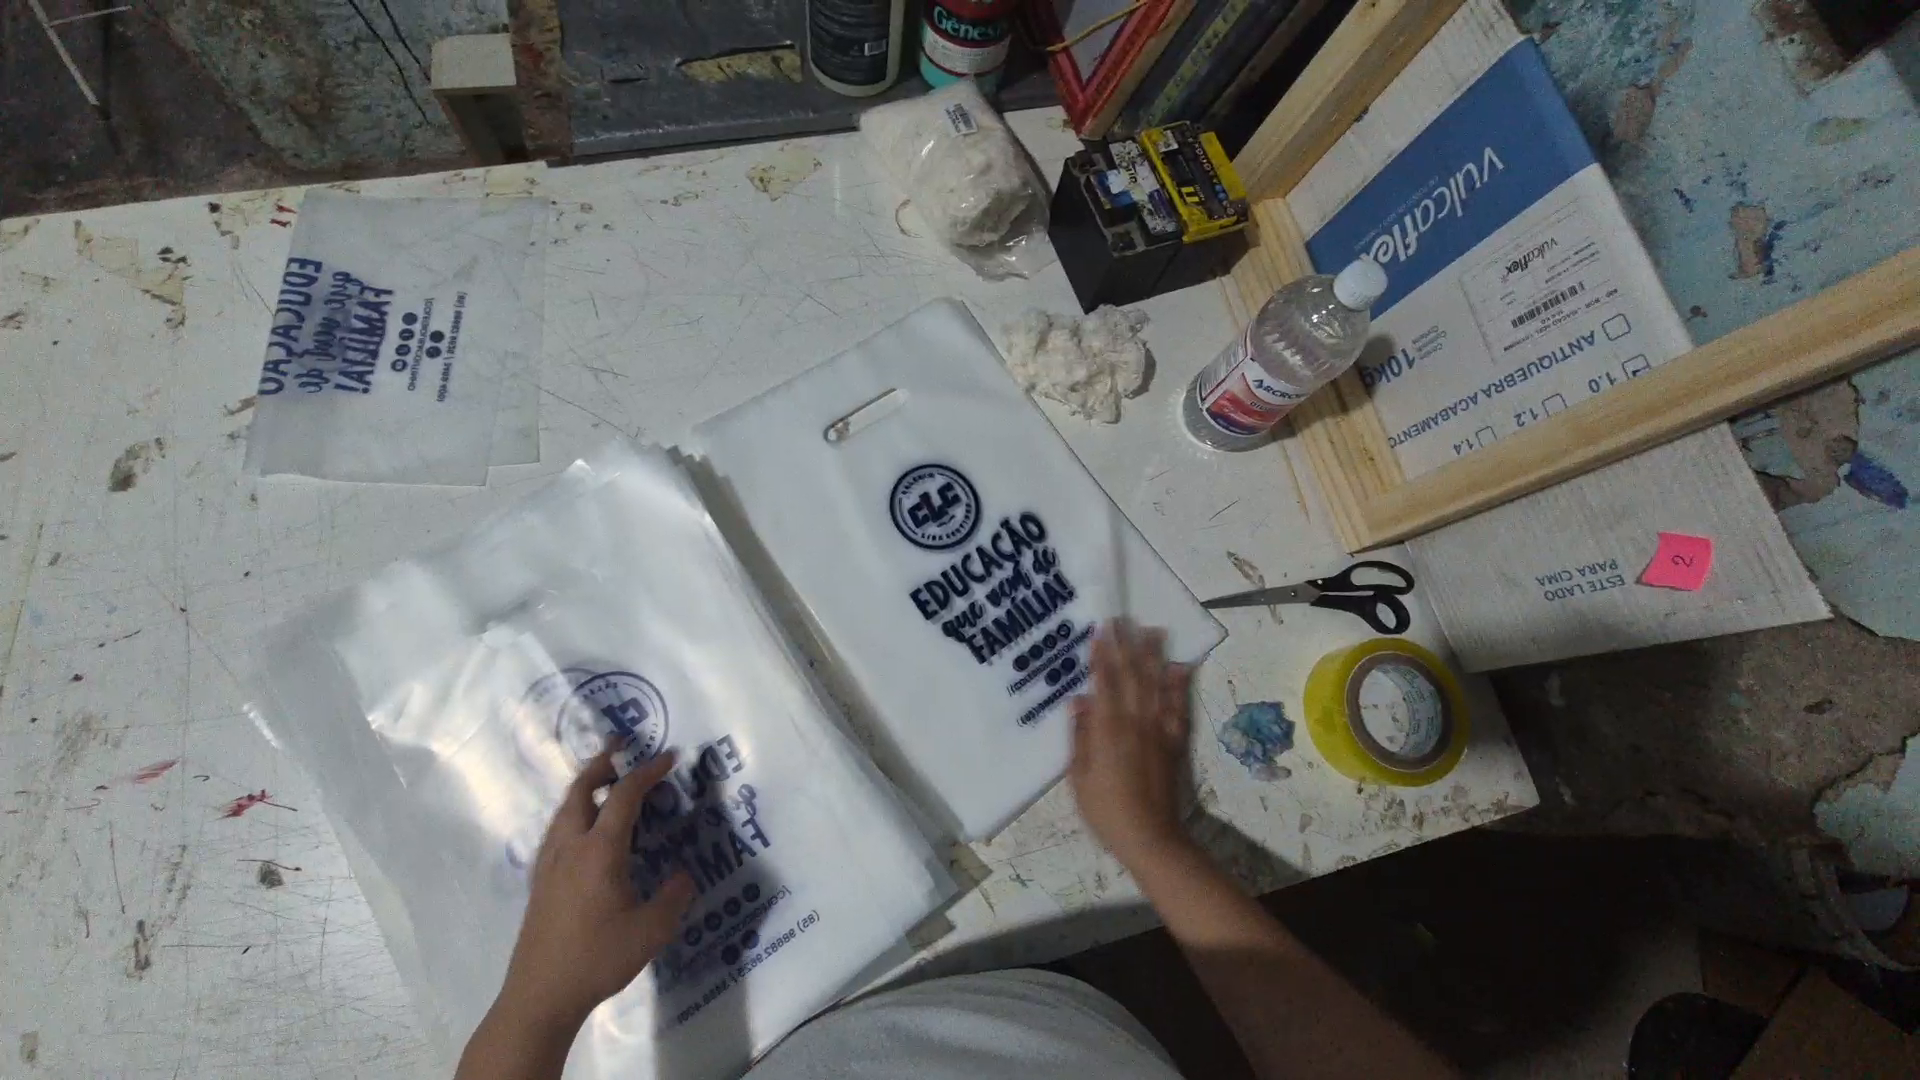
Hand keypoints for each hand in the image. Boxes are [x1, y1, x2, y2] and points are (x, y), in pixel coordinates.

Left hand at [498, 748, 696, 1028]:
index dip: (648, 772)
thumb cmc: (598, 958)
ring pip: (564, 808)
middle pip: (581, 789)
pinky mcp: (540, 882)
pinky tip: (587, 829)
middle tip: (623, 748)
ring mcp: (549, 864)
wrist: (539, 998)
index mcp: (599, 851)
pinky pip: (557, 830)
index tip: (670, 757)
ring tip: (607, 782)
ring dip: (586, 786)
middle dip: (602, 763)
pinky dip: (575, 812)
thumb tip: (684, 874)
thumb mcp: (652, 930)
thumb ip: (675, 896)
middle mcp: (569, 847)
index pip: (625, 795)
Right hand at [1069, 620, 1195, 869]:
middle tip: (1124, 619)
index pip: (1104, 683)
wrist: (1150, 837)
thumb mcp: (1079, 777)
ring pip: (1156, 685)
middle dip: (1126, 645)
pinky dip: (1180, 686)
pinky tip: (1182, 667)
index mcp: (1107, 730)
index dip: (1102, 655)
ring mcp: (1158, 731)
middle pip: (1131, 676)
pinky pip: (1178, 708)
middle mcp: (1135, 722)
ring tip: (1154, 631)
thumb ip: (1079, 737)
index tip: (1100, 630)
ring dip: (1154, 656)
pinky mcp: (1175, 742)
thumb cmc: (1105, 810)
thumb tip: (1078, 700)